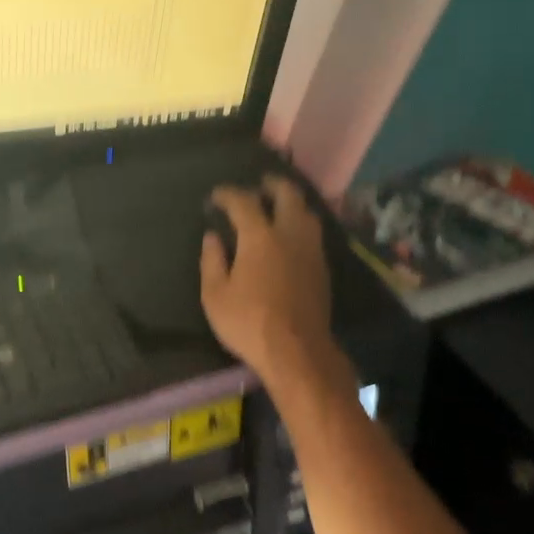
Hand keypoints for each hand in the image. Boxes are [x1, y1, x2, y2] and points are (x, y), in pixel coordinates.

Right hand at [200, 175, 355, 403]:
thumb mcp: (215, 296)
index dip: (228, 195)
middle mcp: (290, 233)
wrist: (295, 348)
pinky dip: (300, 223)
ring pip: (306, 211)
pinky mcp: (322, 265)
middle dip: (271, 185)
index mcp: (259, 237)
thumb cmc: (247, 323)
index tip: (216, 196)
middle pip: (286, 195)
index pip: (243, 203)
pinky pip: (312, 231)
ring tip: (279, 205)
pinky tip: (291, 234)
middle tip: (259, 185)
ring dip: (291, 202)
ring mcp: (311, 248)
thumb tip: (212, 237)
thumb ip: (212, 262)